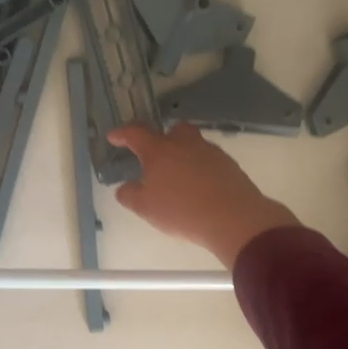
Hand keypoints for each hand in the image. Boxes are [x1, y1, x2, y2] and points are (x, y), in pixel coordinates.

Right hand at [108, 124, 300, 267]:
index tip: (114, 137)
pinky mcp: (228, 164)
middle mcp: (185, 144)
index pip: (136, 133)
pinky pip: (208, 159)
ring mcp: (210, 152)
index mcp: (159, 150)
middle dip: (161, 139)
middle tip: (155, 156)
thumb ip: (129, 195)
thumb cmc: (182, 211)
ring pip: (192, 144)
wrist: (233, 218)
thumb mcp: (145, 208)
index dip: (122, 134)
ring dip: (182, 154)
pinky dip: (199, 167)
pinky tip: (198, 186)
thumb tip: (125, 187)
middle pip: (171, 130)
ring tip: (178, 176)